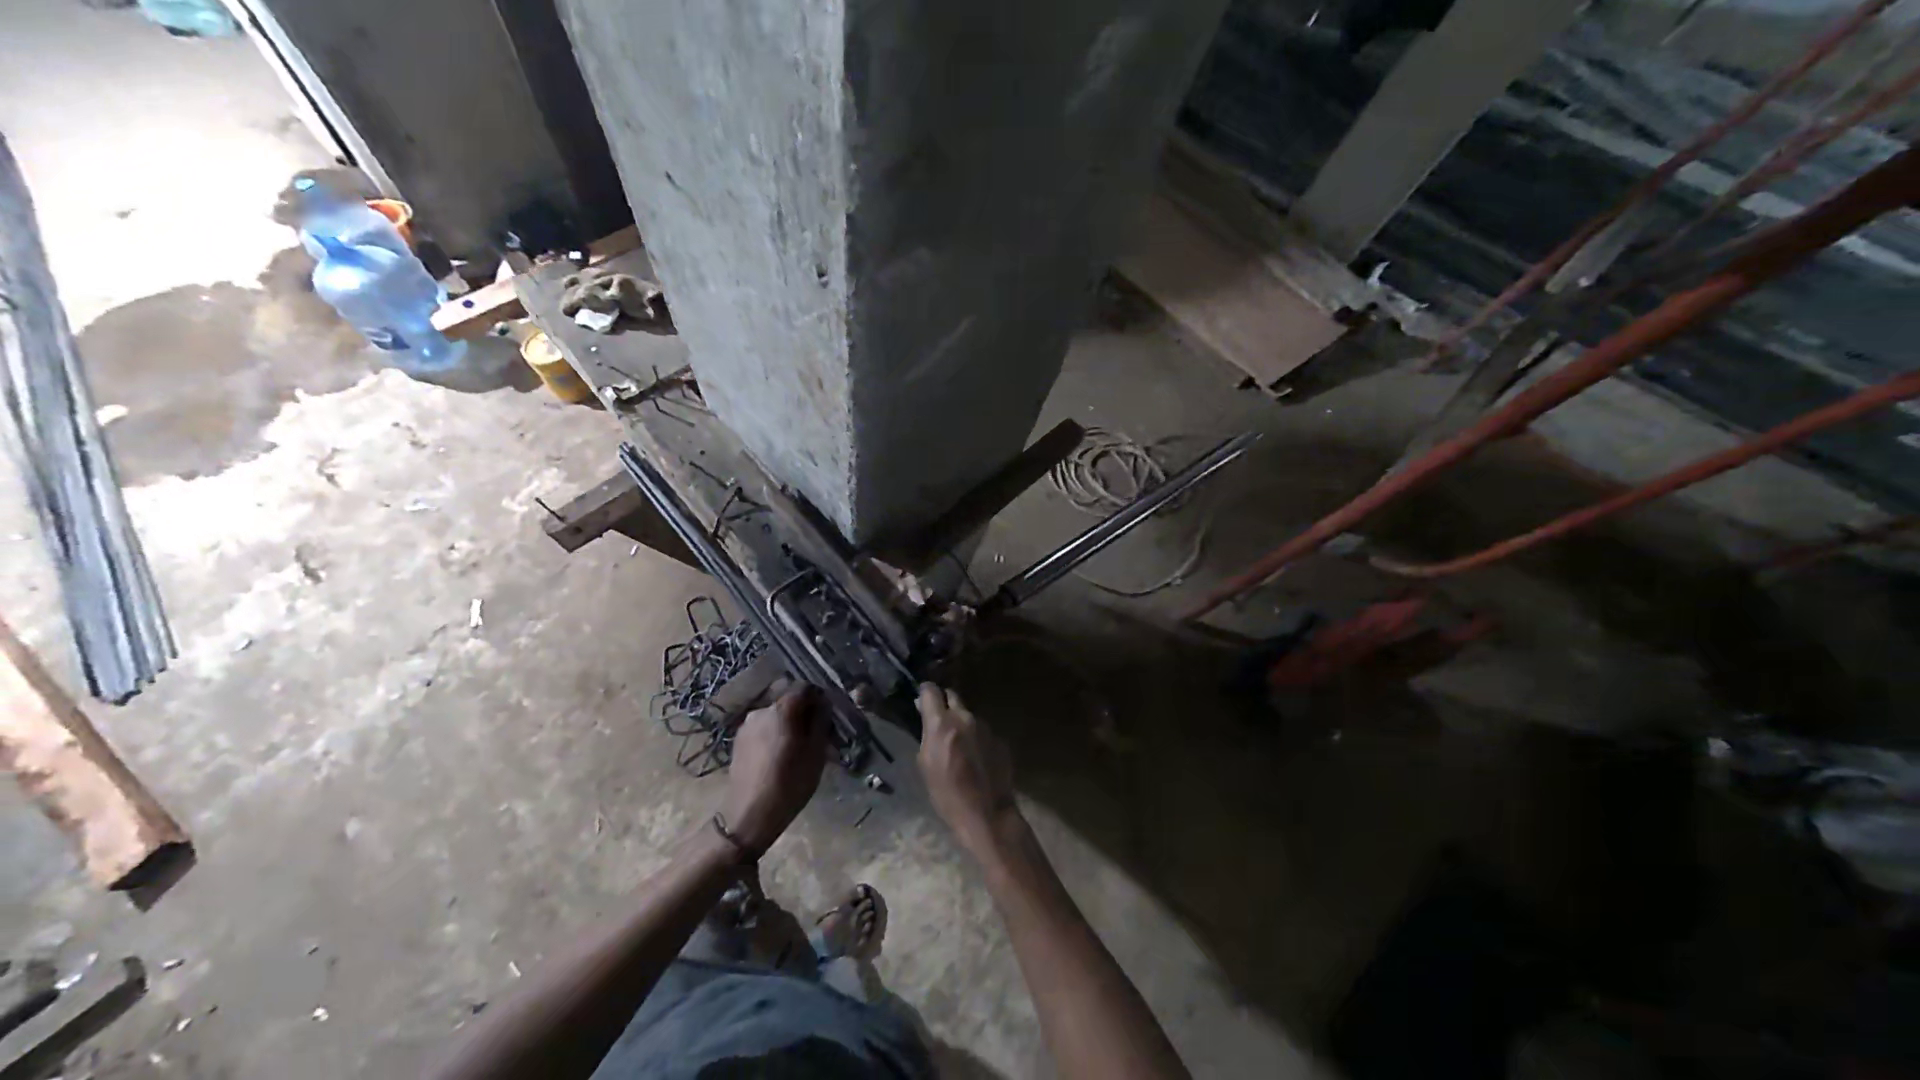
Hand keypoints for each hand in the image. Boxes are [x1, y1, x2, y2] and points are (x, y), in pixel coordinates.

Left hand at [721, 684, 828, 852]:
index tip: (828, 714)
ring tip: (798, 748)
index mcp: (781, 709)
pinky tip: (780, 756)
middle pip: (788, 701)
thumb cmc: (790, 782)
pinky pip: (763, 729)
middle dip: (804, 712)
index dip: (819, 697)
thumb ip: (821, 722)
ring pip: (775, 716)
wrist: (749, 814)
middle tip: (816, 733)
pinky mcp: (738, 742)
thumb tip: (823, 703)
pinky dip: (775, 735)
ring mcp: (746, 726)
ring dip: (788, 724)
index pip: (804, 687)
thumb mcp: (816, 752)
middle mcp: (761, 710)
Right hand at [916, 683, 1019, 857]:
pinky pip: (984, 733)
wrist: (987, 813)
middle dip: (945, 705)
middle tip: (940, 722)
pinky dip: (977, 740)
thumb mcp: (925, 765)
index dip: (925, 693)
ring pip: (969, 716)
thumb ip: (926, 735)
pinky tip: (977, 760)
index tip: (923, 700)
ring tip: (960, 748)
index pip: (931, 690)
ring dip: (963, 725)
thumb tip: (926, 716)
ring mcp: (986, 728)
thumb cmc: (947, 795)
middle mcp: (966, 718)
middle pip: (953, 696)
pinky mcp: (1000, 740)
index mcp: (942, 724)